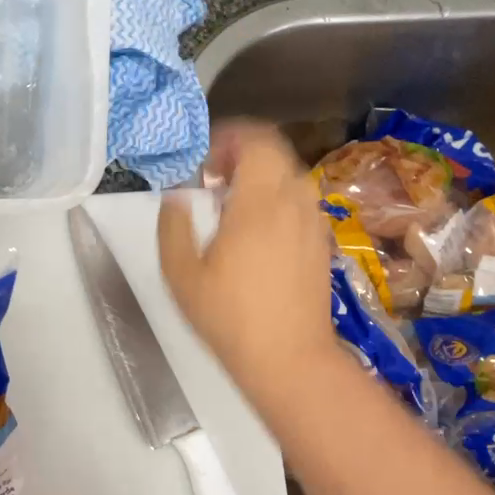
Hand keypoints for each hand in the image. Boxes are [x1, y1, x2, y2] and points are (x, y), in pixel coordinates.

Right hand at [159, 119, 335, 387]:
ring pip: (290, 177)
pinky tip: (251, 229)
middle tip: (209, 178)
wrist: (288, 357)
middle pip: (276, 154)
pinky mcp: (321, 242)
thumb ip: (173, 227)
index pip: (257, 142)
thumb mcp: (181, 275)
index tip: (202, 158)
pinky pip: (298, 201)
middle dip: (241, 154)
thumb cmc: (228, 316)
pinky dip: (274, 198)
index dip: (230, 137)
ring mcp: (313, 223)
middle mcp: (293, 204)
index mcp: (259, 204)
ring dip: (259, 177)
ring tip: (227, 202)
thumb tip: (177, 198)